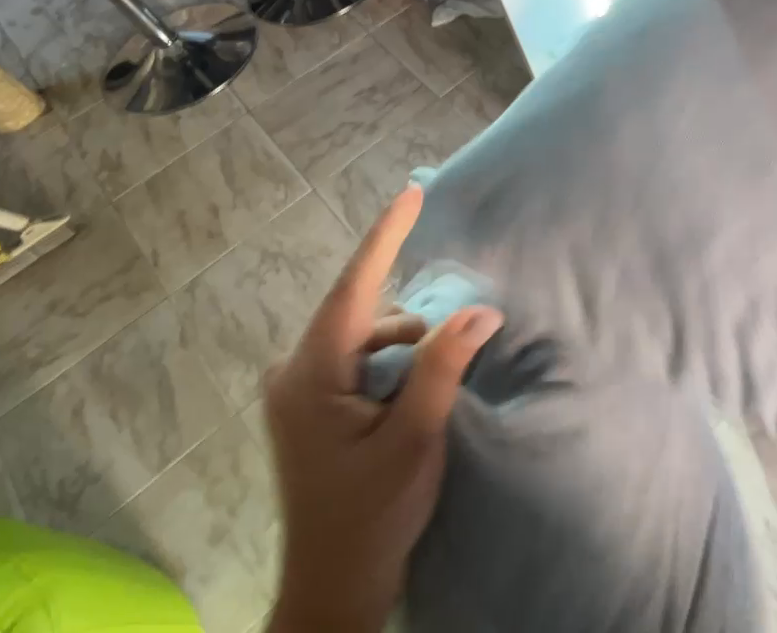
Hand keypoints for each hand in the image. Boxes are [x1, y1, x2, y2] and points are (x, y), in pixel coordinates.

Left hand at [263, 186, 503, 632]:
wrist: (333, 585)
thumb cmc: (372, 513)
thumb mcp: (416, 437)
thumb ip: (445, 366)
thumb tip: (482, 308)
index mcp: (311, 375)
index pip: (353, 288)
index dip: (385, 237)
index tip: (411, 192)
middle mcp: (294, 373)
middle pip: (360, 312)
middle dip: (411, 308)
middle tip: (456, 319)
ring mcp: (298, 392)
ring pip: (362, 339)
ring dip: (405, 344)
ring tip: (440, 377)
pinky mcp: (310, 410)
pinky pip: (356, 362)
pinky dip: (392, 362)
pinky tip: (417, 392)